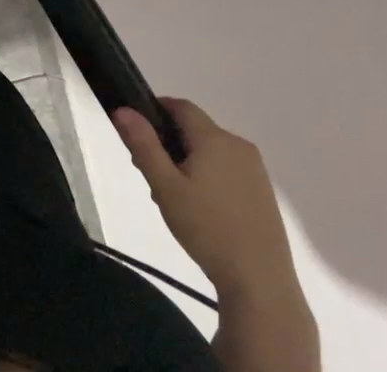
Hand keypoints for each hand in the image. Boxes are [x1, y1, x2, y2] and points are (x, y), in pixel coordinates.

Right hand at [114, 99, 301, 298]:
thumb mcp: (165, 186)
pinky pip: (227, 169)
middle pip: (195, 130)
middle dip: (168, 143)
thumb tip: (123, 109)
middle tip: (151, 176)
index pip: (181, 106)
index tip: (136, 133)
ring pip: (210, 151)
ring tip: (173, 199)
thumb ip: (143, 145)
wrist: (260, 279)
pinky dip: (207, 176)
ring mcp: (255, 169)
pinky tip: (200, 209)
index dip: (156, 110)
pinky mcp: (263, 191)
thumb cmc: (207, 228)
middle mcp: (239, 146)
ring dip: (187, 162)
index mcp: (215, 139)